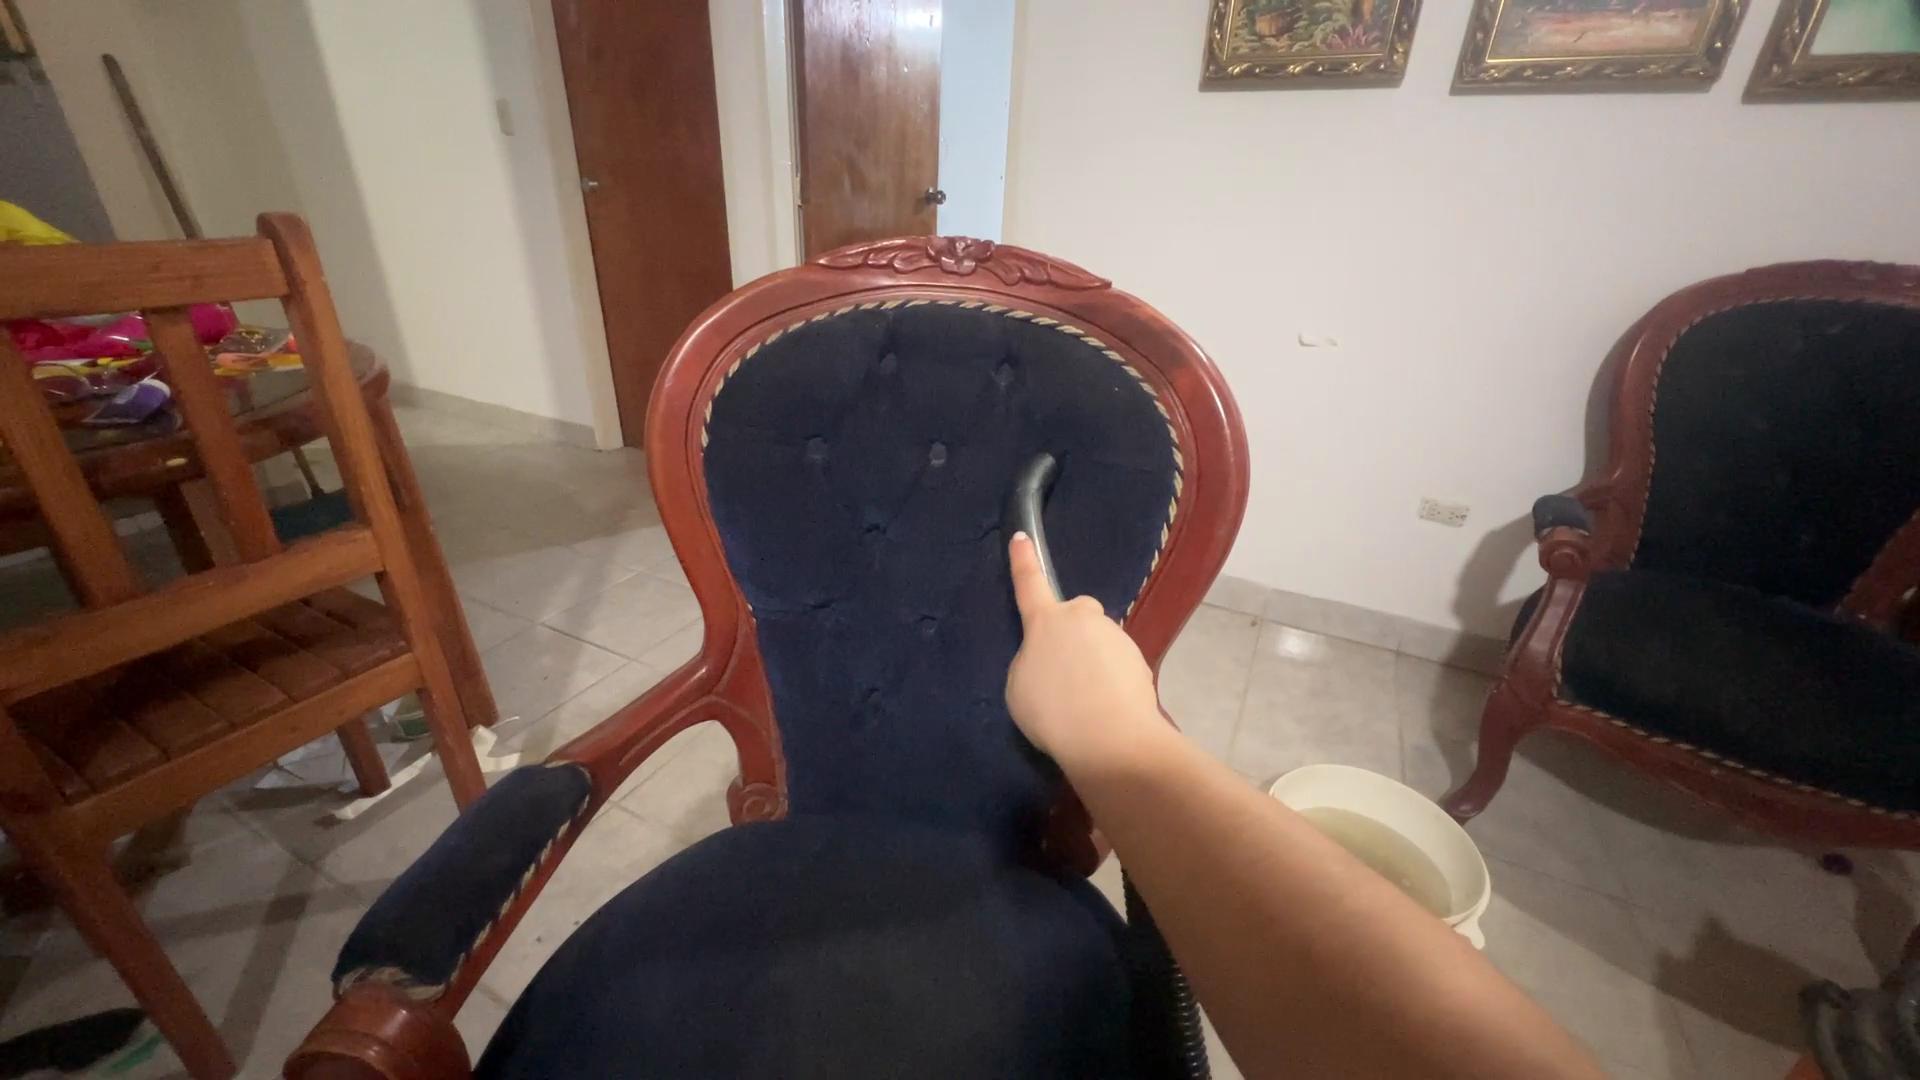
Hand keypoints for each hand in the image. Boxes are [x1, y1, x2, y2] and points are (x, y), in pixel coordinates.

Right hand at [1005, 532, 1166, 769]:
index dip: (1024, 561)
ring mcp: (1115, 637)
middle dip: (1072, 633)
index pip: (1030, 584)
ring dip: (1092, 663)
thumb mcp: (1020, 687)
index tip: (1023, 536)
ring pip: (1099, 642)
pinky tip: (1106, 709)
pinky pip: (1117, 665)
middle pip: (1076, 614)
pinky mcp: (1140, 660)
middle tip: (1063, 671)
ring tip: (1084, 703)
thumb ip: (1031, 662)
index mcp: (1046, 621)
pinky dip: (1111, 681)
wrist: (1111, 739)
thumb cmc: (1053, 710)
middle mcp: (1083, 619)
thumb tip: (1051, 660)